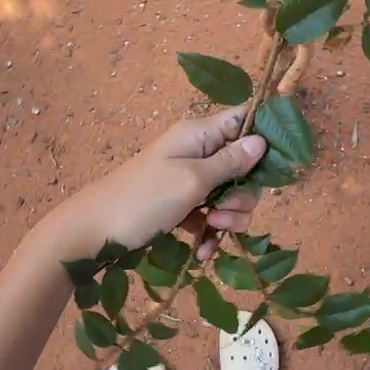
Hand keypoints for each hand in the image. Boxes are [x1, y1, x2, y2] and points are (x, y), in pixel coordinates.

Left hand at [40, 107, 266, 261]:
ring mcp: (188, 179)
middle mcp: (196, 151)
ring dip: (229, 216)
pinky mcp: (181, 206)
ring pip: (229, 194)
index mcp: (199, 134)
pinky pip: (209, 214)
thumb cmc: (143, 199)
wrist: (93, 232)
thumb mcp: (191, 179)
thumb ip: (229, 162)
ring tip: (213, 231)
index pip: (243, 119)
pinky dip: (210, 231)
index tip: (276, 167)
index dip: (264, 137)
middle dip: (243, 193)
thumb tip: (262, 139)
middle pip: (243, 164)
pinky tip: (203, 250)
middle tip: (226, 212)